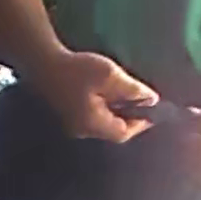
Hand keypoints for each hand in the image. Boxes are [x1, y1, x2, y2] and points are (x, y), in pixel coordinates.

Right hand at [34, 50, 159, 142]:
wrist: (44, 65)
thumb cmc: (76, 71)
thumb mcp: (109, 76)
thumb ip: (132, 90)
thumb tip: (152, 100)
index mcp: (92, 124)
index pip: (122, 133)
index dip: (142, 123)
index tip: (156, 108)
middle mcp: (83, 130)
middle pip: (113, 131)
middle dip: (131, 117)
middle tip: (145, 99)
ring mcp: (75, 124)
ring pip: (104, 124)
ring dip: (120, 112)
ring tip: (130, 95)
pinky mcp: (71, 116)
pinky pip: (95, 118)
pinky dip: (108, 109)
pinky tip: (111, 95)